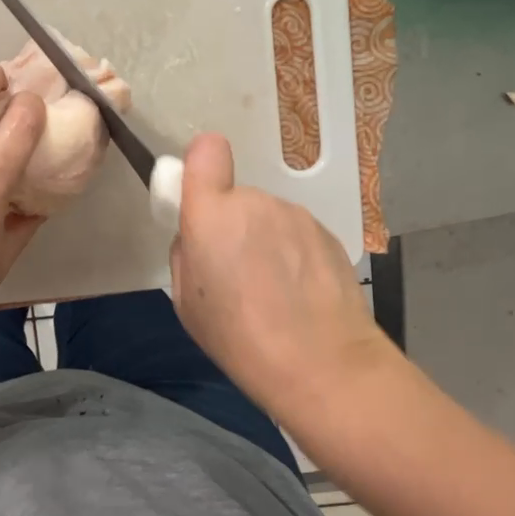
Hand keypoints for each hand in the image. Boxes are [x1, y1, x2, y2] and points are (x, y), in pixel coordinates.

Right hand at [169, 134, 393, 413]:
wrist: (321, 364)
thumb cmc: (237, 336)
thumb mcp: (185, 301)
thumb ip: (187, 253)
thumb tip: (199, 238)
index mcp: (211, 214)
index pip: (206, 151)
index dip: (201, 167)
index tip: (200, 197)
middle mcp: (255, 202)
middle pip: (235, 198)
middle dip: (232, 225)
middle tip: (235, 273)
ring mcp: (297, 216)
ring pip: (267, 218)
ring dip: (264, 241)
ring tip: (272, 290)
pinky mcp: (329, 233)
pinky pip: (296, 235)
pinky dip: (293, 255)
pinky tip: (299, 294)